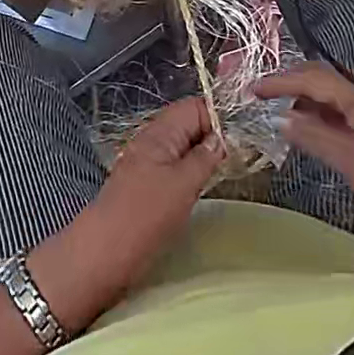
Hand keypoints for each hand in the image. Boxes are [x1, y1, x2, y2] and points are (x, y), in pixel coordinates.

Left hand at [21, 97, 223, 335]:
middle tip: (246, 152)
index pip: (195, 106)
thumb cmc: (146, 212)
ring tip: (233, 165)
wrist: (107, 248)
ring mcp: (150, 159)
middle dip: (216, 133)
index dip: (220, 115)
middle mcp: (154, 138)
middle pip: (190, 123)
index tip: (246, 132)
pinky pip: (177, 163)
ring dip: (206, 152)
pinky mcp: (150, 180)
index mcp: (161, 130)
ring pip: (185, 144)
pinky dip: (194, 167)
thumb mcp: (184, 183)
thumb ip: (206, 157)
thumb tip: (224, 136)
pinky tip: (208, 180)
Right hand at [253, 64, 353, 235]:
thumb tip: (277, 119)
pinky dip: (322, 113)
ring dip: (304, 101)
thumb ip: (312, 136)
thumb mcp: (352, 162)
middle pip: (319, 77)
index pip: (309, 77)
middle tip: (260, 100)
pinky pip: (342, 105)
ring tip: (283, 120)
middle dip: (288, 87)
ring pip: (330, 91)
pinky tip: (313, 130)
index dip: (277, 82)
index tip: (250, 91)